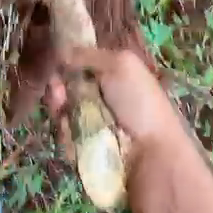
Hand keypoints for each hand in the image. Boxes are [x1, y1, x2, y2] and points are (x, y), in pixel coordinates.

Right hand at [60, 47, 183, 156]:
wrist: (154, 157)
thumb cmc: (141, 104)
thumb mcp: (121, 64)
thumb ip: (88, 55)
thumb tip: (61, 54)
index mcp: (114, 75)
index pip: (78, 64)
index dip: (64, 64)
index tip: (58, 68)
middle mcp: (103, 98)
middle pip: (66, 87)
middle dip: (57, 89)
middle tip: (59, 96)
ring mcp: (94, 125)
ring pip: (62, 111)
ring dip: (59, 112)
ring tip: (64, 119)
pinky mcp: (87, 150)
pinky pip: (66, 136)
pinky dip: (65, 135)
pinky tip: (70, 137)